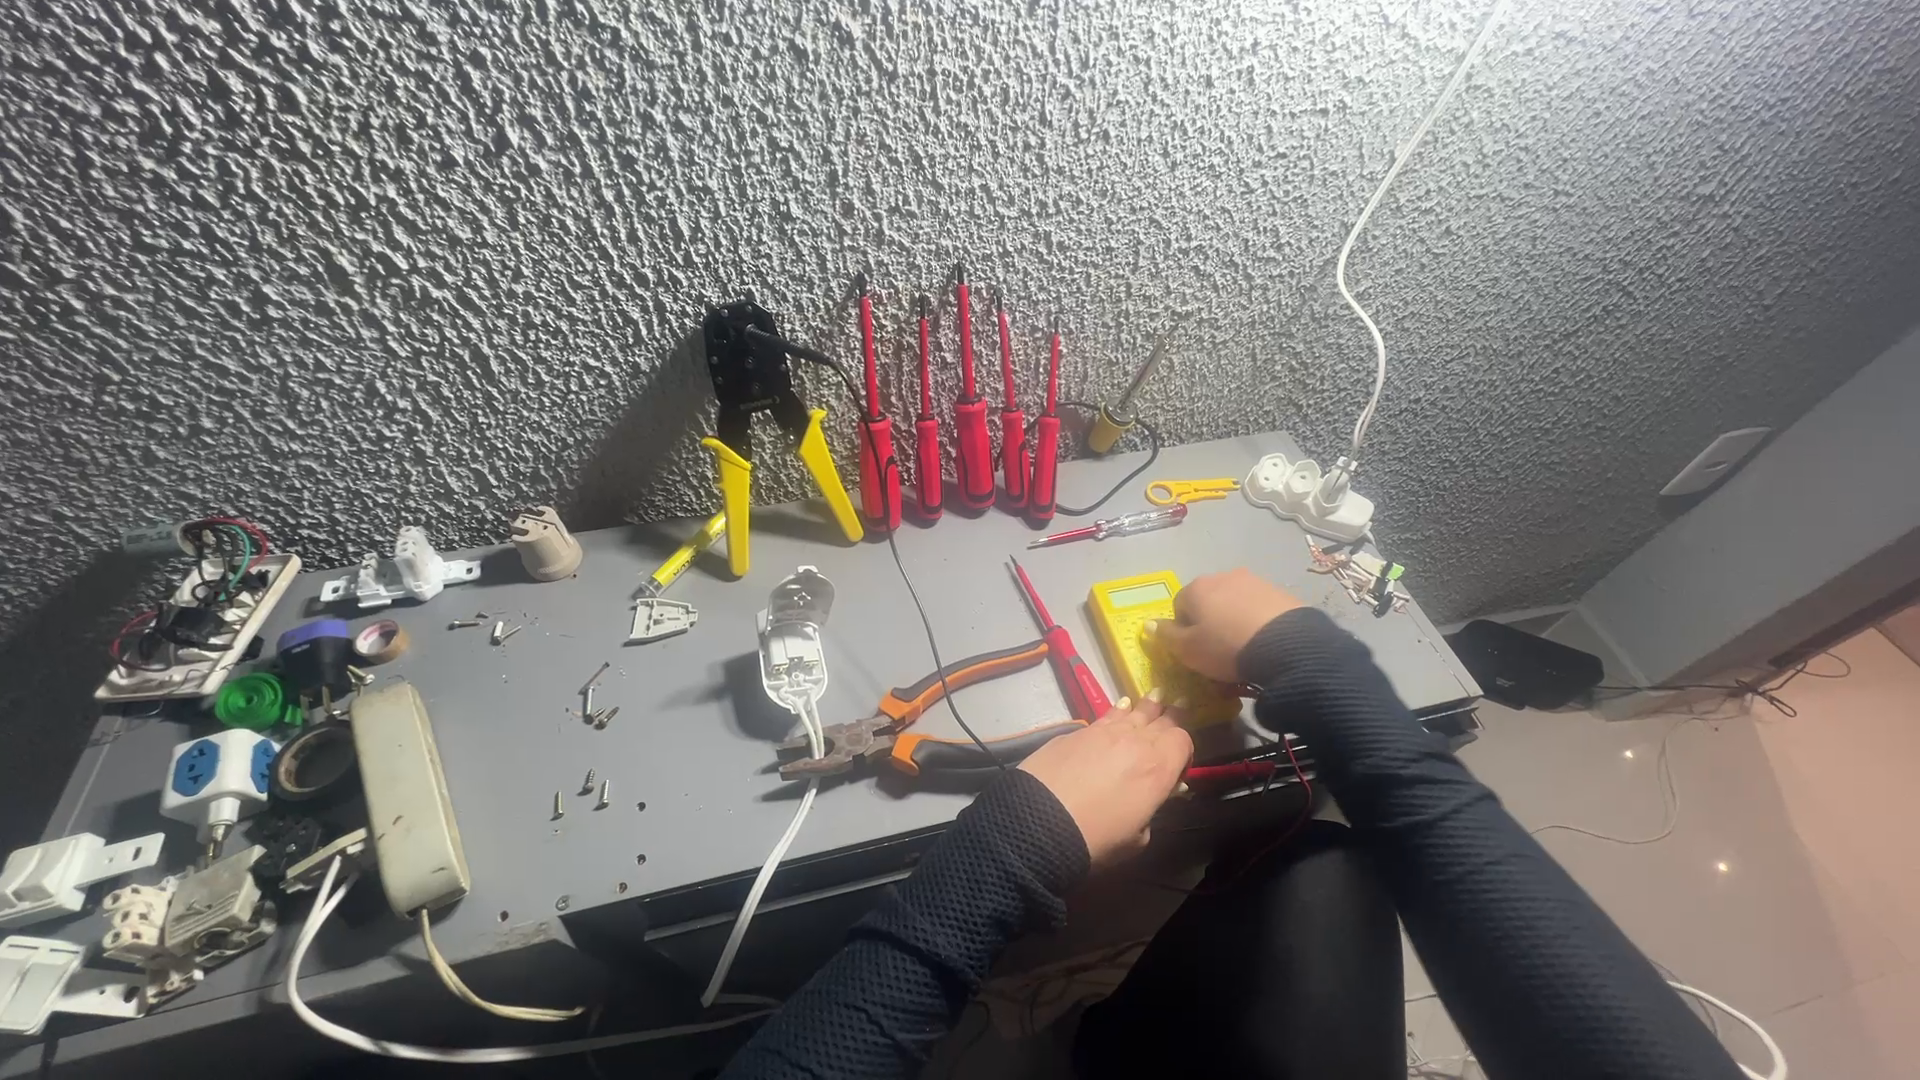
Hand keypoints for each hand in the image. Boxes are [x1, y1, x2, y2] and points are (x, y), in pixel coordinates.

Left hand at [1019, 695, 1193, 869]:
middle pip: (1161, 720)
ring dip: (1147, 706)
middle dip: (1172, 716)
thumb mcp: (1137, 838)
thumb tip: (1154, 795)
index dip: (1185, 751)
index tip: (1178, 766)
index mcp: (1158, 768)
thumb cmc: (1097, 838)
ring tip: (1157, 696)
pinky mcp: (1078, 731)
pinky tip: (1122, 706)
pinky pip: (1107, 715)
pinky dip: (1118, 710)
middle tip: (1180, 705)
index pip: (1182, 742)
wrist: (1041, 820)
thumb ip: (1151, 812)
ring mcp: (1105, 732)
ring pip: (1134, 712)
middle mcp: (1136, 742)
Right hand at [1148, 569, 1302, 680]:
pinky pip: (1258, 608)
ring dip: (1233, 621)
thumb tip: (1149, 624)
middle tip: (1219, 650)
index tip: (1196, 650)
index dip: (1184, 630)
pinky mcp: (1279, 592)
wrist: (1287, 646)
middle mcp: (1223, 577)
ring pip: (1233, 603)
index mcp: (1196, 588)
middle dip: (1210, 622)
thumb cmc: (1226, 647)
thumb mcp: (1188, 650)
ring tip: (1244, 648)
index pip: (1179, 606)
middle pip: (1207, 602)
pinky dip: (1256, 621)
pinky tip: (1264, 642)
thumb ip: (1165, 636)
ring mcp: (1254, 581)